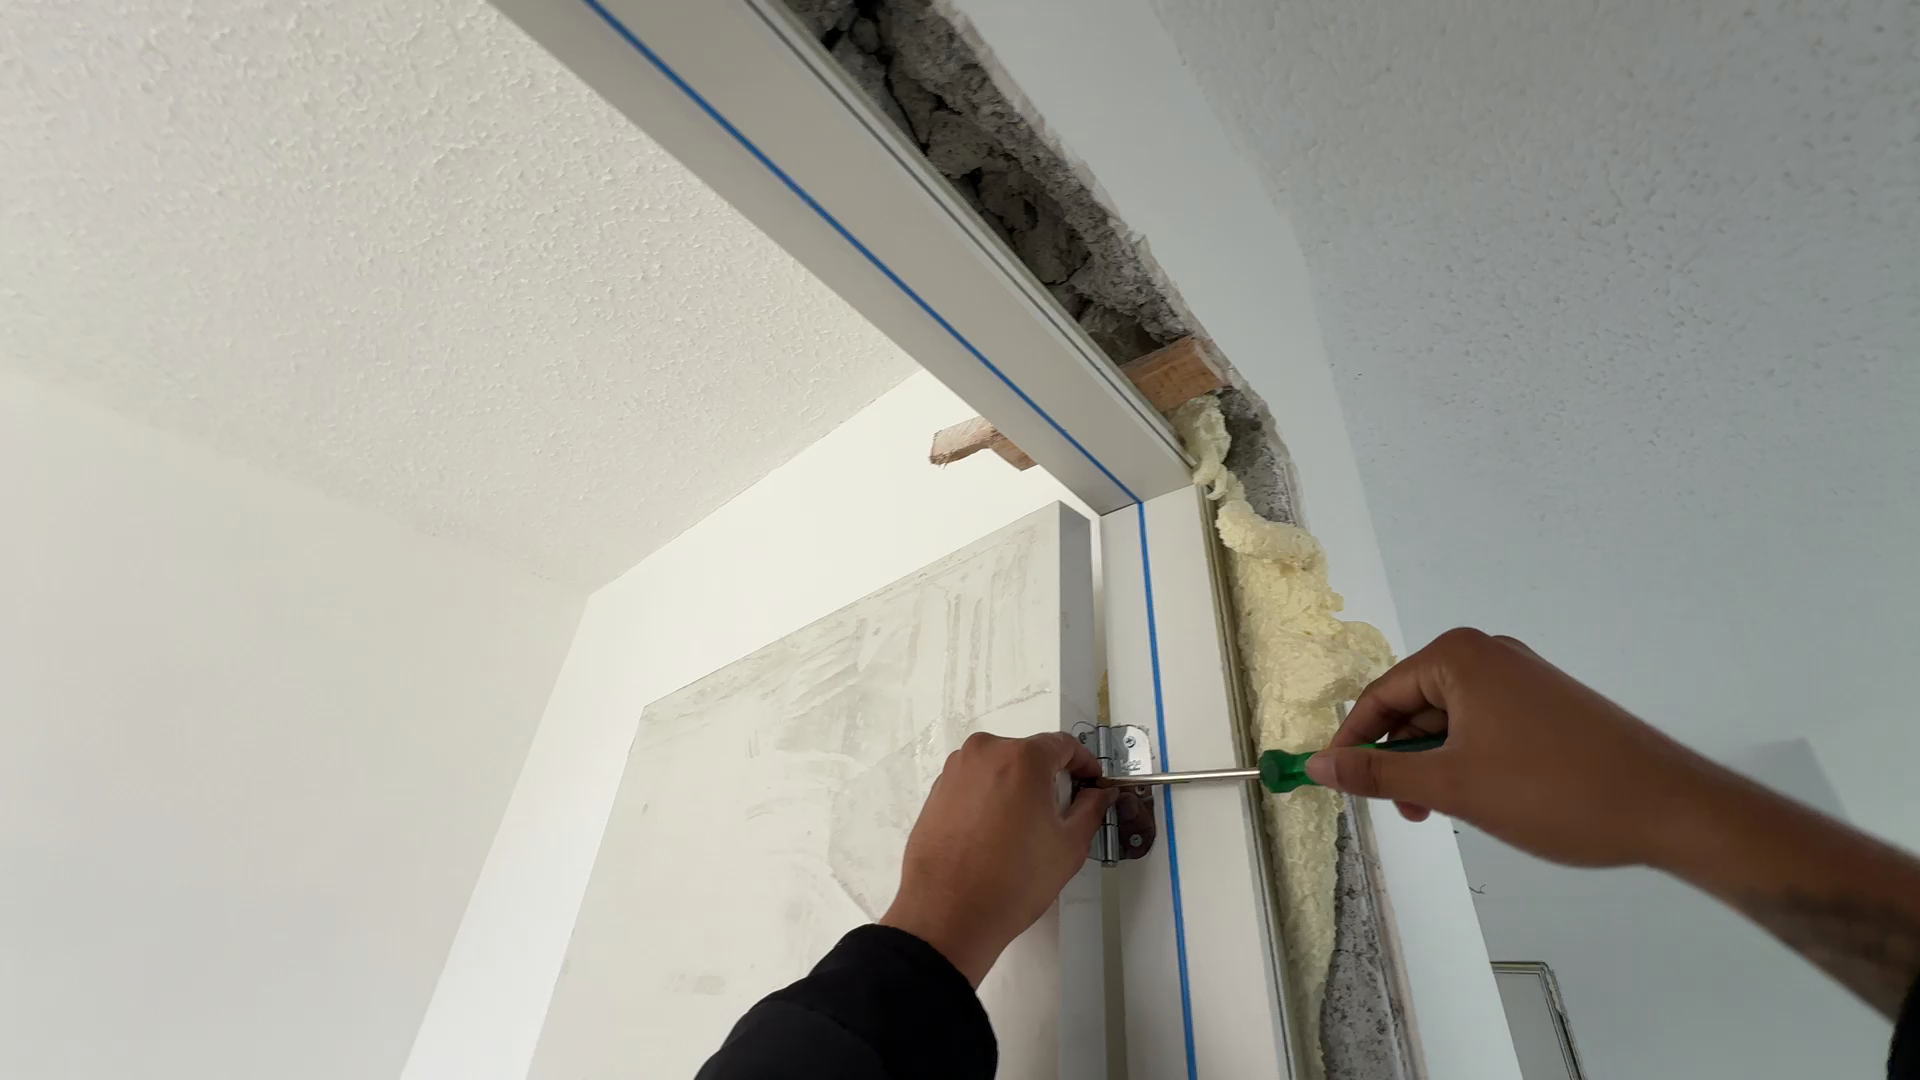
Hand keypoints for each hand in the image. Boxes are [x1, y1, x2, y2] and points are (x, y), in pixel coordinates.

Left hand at [880, 731, 1112, 985]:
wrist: (947, 913)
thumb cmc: (1010, 881)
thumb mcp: (1068, 845)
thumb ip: (1091, 809)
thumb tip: (1099, 794)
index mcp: (1022, 757)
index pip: (1064, 745)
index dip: (1084, 764)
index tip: (1092, 783)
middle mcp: (986, 751)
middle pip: (1030, 754)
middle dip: (1050, 778)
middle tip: (1062, 813)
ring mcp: (957, 768)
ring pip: (1001, 767)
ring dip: (1018, 787)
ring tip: (1025, 829)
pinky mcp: (938, 788)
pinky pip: (976, 782)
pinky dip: (991, 797)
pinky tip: (996, 833)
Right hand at [1304, 627, 1725, 869]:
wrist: (1681, 813)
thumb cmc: (1553, 791)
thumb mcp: (1451, 785)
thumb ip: (1376, 773)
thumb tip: (1318, 765)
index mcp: (1457, 657)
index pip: (1379, 697)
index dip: (1354, 741)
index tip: (1338, 778)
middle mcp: (1487, 655)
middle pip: (1413, 707)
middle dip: (1402, 758)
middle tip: (1404, 808)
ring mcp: (1522, 677)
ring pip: (1449, 720)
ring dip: (1435, 764)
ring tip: (1444, 810)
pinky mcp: (1548, 703)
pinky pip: (1483, 724)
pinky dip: (1468, 758)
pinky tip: (1481, 796)